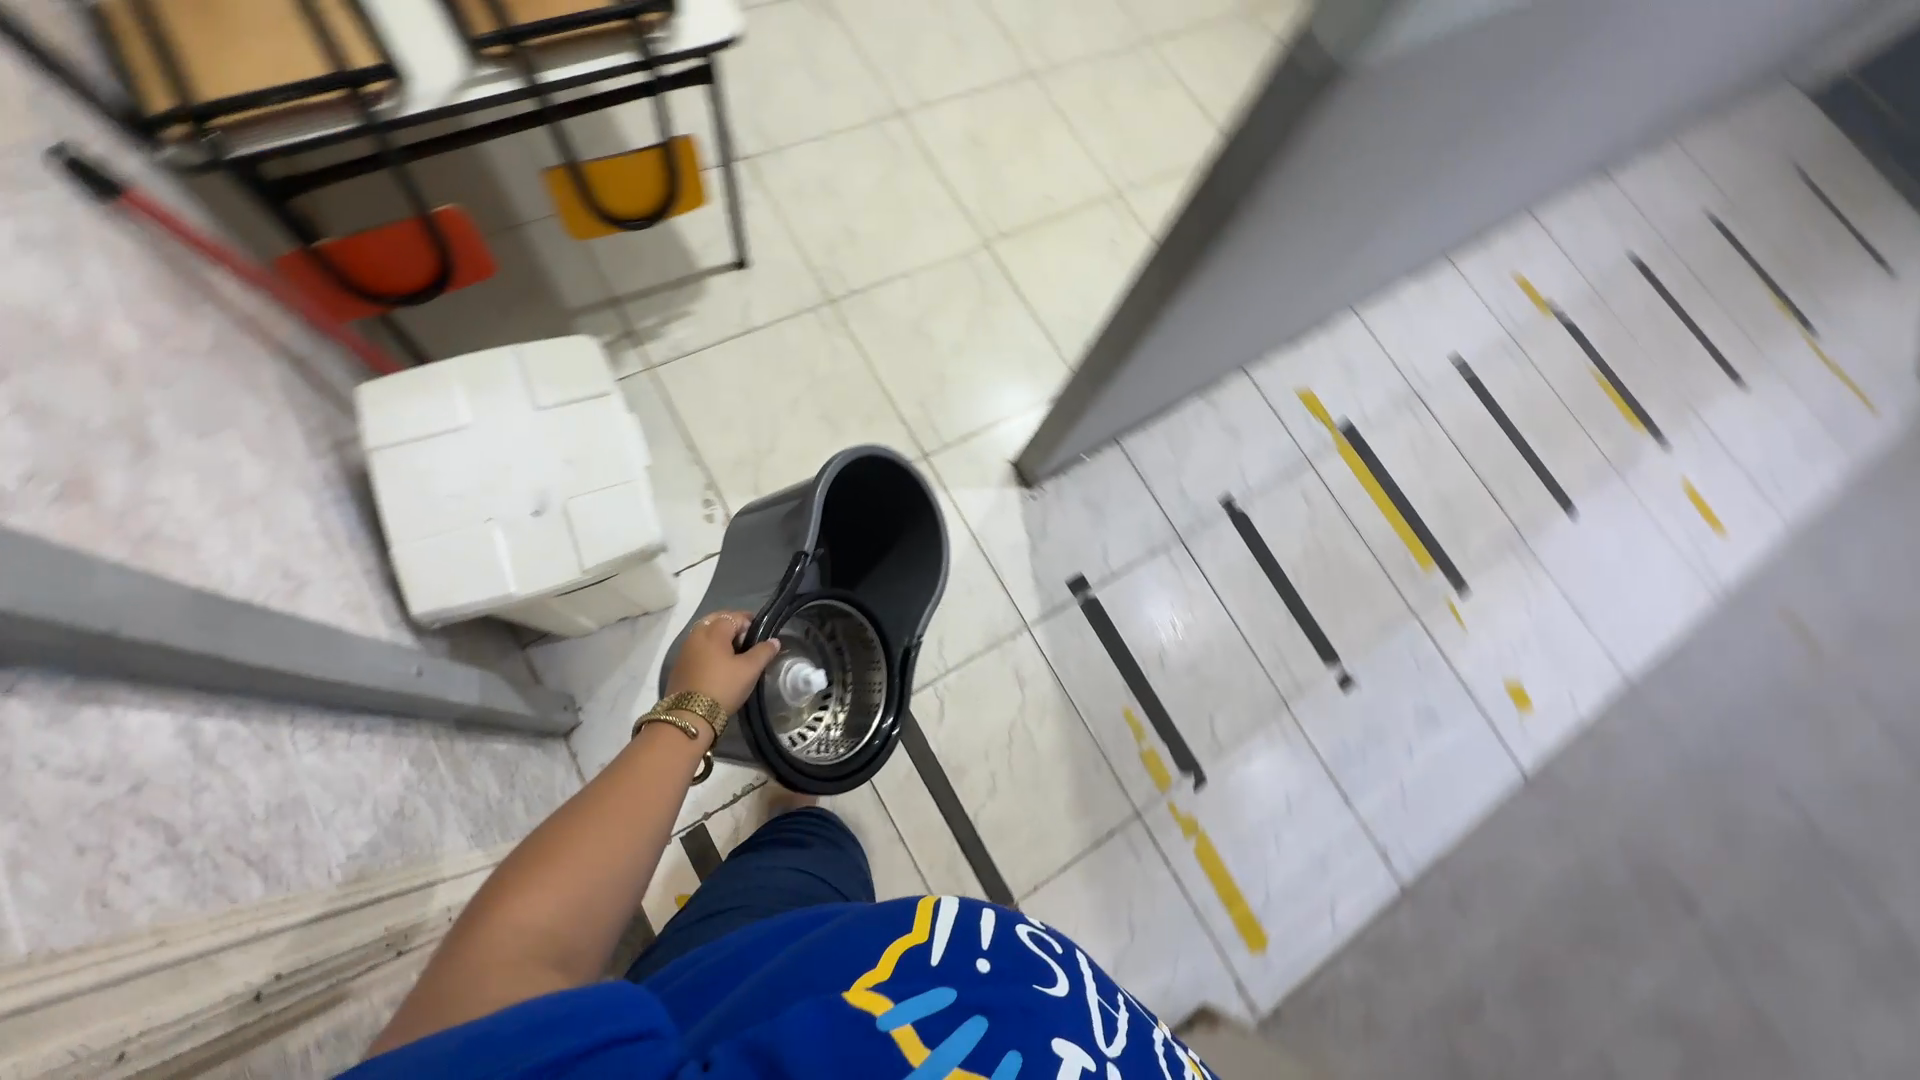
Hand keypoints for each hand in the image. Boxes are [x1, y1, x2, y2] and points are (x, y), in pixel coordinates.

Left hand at [665, 611, 781, 714]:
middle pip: (715, 620)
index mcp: (714, 631)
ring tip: (732, 651)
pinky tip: (716, 663)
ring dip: (718, 636)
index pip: (734, 616)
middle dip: (731, 624)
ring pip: (703, 633)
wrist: (689, 715)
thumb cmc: (723, 687)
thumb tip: (774, 641)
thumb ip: (763, 652)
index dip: (749, 621)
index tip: (759, 632)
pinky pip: (696, 648)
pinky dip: (708, 648)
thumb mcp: (749, 670)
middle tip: (745, 638)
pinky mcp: (679, 665)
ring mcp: (685, 650)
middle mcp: (696, 635)